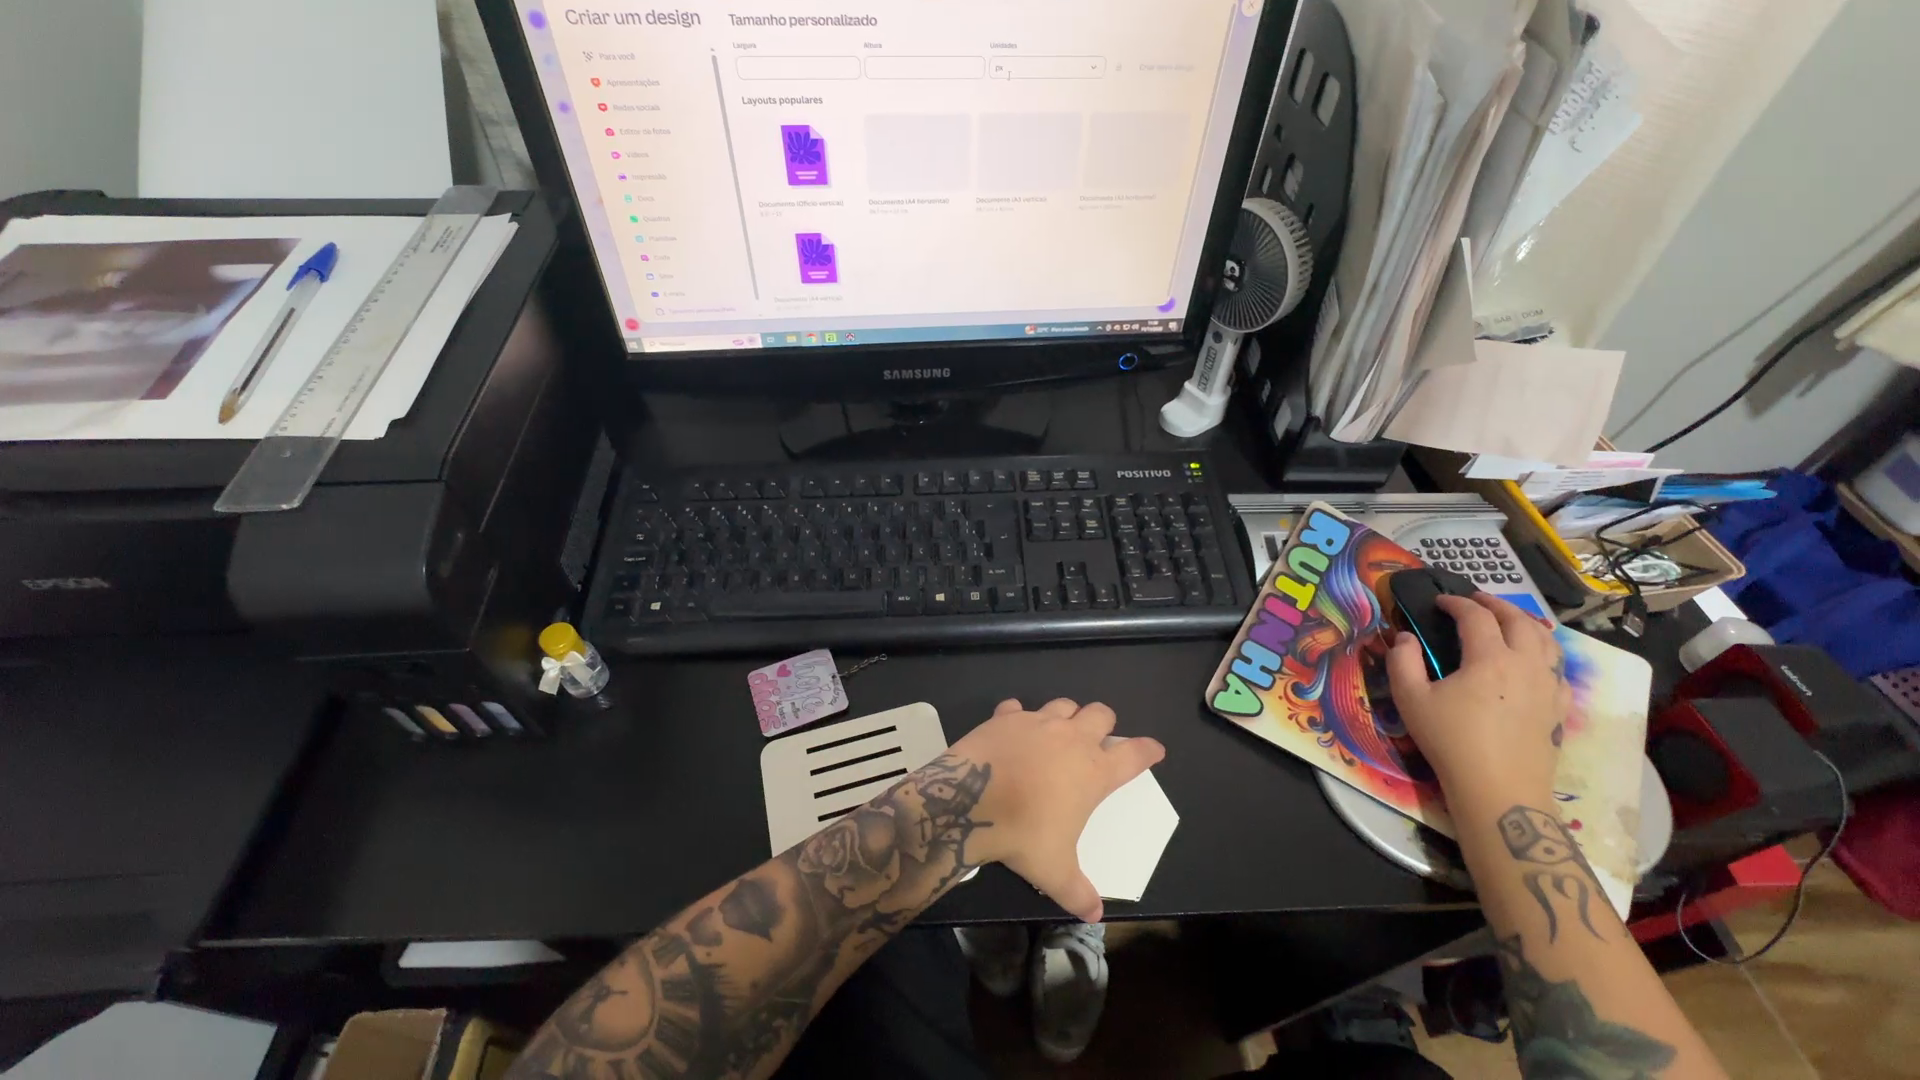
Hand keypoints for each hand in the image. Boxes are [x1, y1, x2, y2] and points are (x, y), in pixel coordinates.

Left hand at [947, 698, 1165, 922]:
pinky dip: (1018, 716)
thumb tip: (1094, 914)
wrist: (969, 803)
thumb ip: (1078, 892)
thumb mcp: (1054, 871)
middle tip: (1098, 739)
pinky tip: (1013, 728)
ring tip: (1059, 731)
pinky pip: (1016, 708)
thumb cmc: (1023, 834)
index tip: (1154, 749)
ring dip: (1067, 715)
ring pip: (1064, 705)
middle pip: (1101, 714)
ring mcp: (1037, 722)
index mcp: (1094, 772)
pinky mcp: (1006, 718)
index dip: (1148, 751)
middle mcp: (1071, 739)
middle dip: (1105, 724)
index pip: (1134, 755)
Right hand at [1386, 594, 1570, 815]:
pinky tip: (1533, 659)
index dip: (1456, 603)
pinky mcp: (1559, 707)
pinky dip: (1545, 652)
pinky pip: (1558, 668)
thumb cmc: (1451, 742)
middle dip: (1496, 604)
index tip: (1439, 601)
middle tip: (1475, 600)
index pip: (1476, 616)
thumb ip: (1402, 662)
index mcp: (1490, 658)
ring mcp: (1548, 685)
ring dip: (1526, 622)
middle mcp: (1526, 663)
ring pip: (1547, 640)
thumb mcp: (1411, 700)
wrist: (1499, 790)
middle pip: (1519, 620)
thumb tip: (1404, 638)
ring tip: (1509, 620)